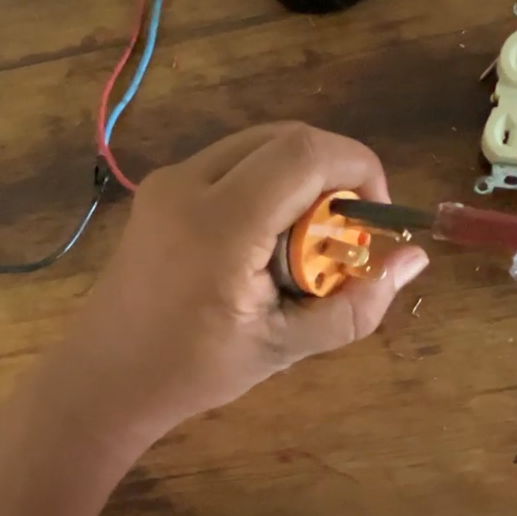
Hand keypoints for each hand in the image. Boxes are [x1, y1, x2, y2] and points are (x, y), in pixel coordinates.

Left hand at [49, 123, 428, 443]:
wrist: (104, 377)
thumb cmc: (191, 372)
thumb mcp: (281, 348)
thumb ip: (353, 305)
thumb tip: (412, 260)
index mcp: (220, 223)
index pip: (307, 153)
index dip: (358, 169)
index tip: (371, 220)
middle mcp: (188, 184)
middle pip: (286, 138)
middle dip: (331, 175)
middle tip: (338, 238)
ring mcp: (166, 182)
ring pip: (257, 145)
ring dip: (298, 179)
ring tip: (299, 246)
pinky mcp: (158, 190)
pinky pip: (228, 162)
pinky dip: (264, 184)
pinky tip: (260, 242)